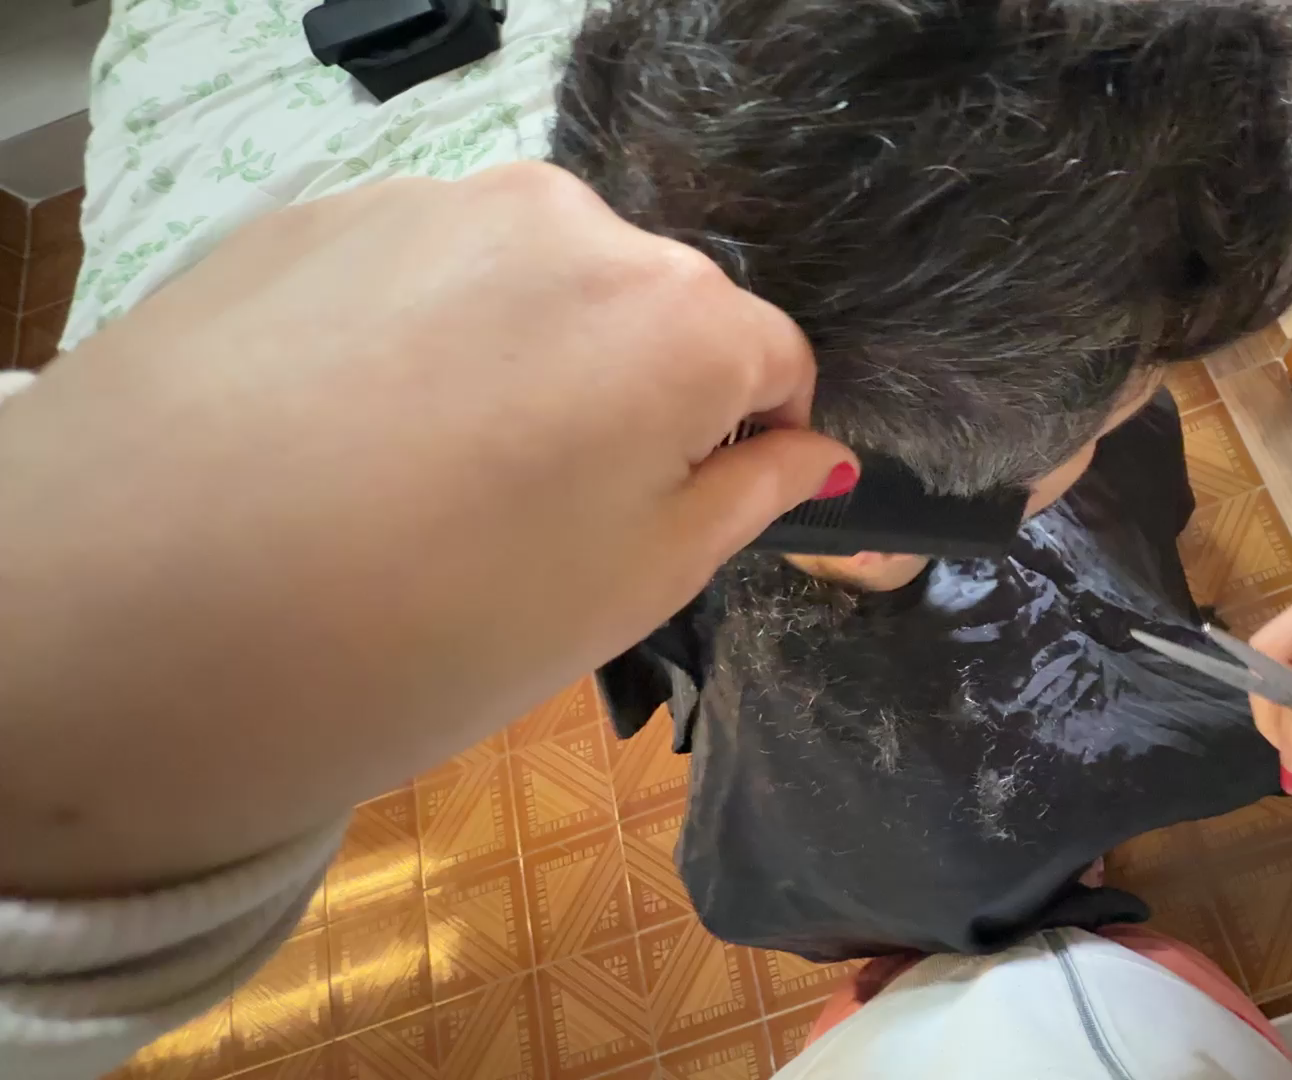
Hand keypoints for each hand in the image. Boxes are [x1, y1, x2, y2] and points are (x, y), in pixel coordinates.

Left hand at [0, 164, 852, 892]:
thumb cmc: (466, 618)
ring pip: (571, 277)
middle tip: (589, 486)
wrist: (136, 625)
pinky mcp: (333, 206)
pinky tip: (395, 410)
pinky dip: (468, 326)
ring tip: (483, 449)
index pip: (780, 355)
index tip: (714, 486)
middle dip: (668, 386)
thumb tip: (819, 453)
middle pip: (678, 309)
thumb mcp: (655, 572)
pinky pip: (461, 263)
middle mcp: (583, 227)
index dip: (764, 427)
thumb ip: (759, 490)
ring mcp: (450, 201)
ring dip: (570, 349)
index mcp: (685, 322)